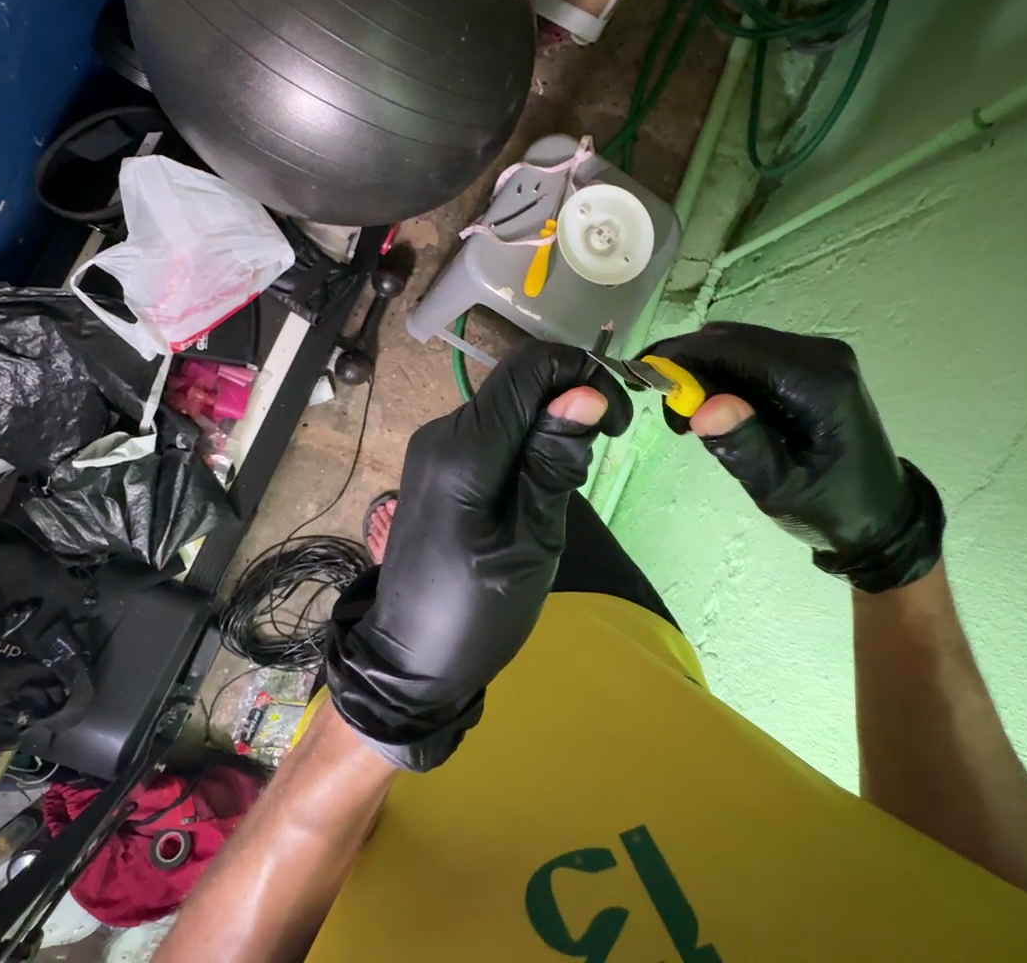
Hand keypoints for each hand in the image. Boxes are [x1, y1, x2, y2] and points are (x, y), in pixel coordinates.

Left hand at [322, 340, 630, 769]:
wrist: (410, 658)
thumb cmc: (478, 612)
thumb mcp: (532, 542)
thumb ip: (553, 462)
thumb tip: (586, 393)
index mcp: (464, 449)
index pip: (529, 368)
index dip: (583, 376)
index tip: (617, 423)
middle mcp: (443, 432)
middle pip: (519, 383)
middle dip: (571, 401)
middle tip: (599, 457)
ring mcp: (436, 447)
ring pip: (509, 407)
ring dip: (552, 427)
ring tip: (567, 488)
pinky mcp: (439, 464)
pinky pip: (493, 433)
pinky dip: (528, 445)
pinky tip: (539, 488)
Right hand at [645, 322, 943, 591]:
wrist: (880, 517)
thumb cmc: (830, 508)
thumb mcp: (780, 489)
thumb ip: (743, 445)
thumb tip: (702, 407)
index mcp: (819, 383)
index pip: (737, 350)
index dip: (684, 356)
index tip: (641, 373)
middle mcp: (820, 356)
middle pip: (734, 340)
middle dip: (688, 364)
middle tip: (661, 407)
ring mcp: (817, 357)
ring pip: (739, 346)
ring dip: (702, 371)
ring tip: (684, 417)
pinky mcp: (810, 366)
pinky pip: (752, 358)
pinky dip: (722, 376)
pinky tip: (711, 409)